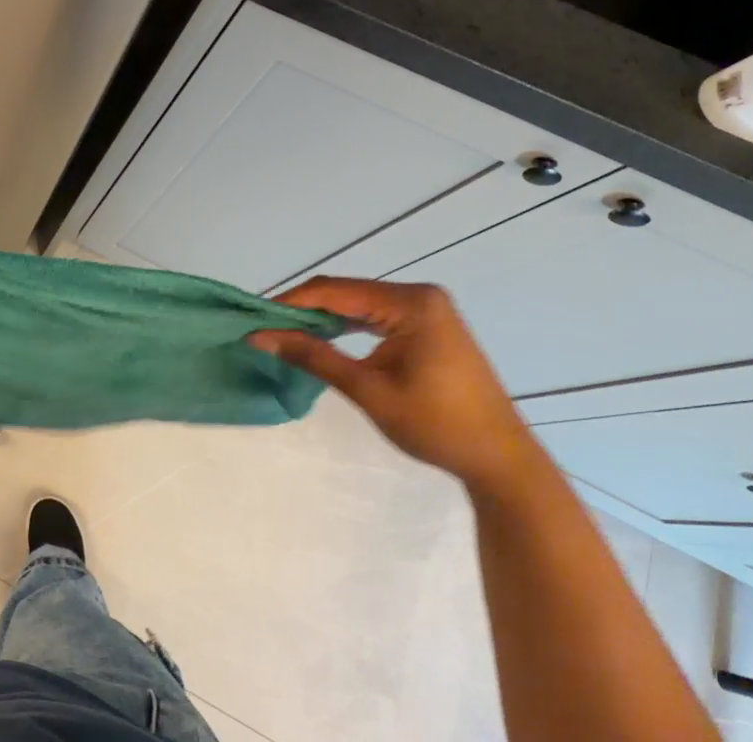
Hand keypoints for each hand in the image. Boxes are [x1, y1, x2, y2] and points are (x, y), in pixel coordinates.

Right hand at [251, 277, 537, 487]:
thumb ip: (312, 357)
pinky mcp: (428, 327)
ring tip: (284, 336)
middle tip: (264, 330)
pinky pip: (374, 317)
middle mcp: (420, 296)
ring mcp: (427, 310)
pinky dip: (345, 328)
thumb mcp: (367, 390)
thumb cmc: (436, 425)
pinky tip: (321, 341)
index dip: (289, 303)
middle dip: (302, 310)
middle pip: (345, 293)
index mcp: (411, 303)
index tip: (253, 320)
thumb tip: (258, 336)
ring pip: (357, 305)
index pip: (334, 291)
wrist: (499, 460)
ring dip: (321, 319)